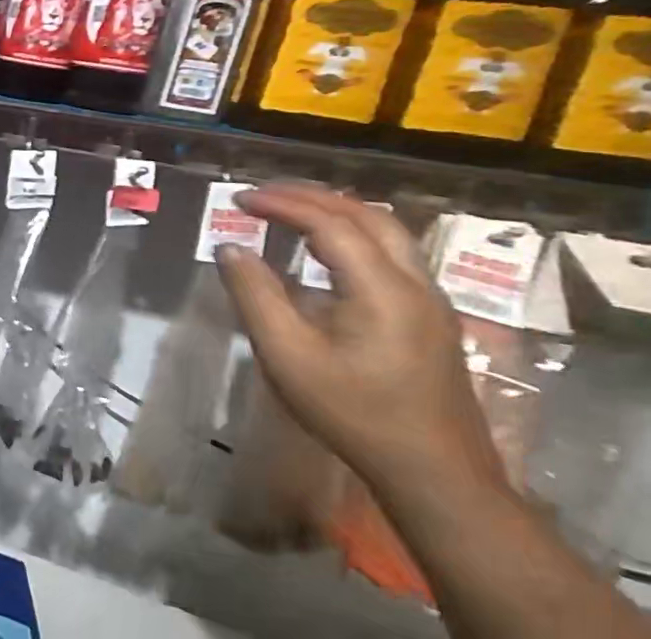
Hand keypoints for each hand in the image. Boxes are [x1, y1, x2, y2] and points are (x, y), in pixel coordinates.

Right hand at [214, 184, 506, 496]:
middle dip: (312, 197)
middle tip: (262, 194)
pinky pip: (391, 255)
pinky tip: (321, 251)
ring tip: (287, 211)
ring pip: (387, 234)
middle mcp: (415, 286)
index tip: (237, 198)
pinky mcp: (428, 318)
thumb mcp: (287, 355)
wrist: (434, 471)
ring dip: (335, 212)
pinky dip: (350, 235)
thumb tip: (230, 248)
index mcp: (383, 291)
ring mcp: (429, 302)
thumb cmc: (352, 411)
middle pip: (369, 218)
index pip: (330, 225)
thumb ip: (255, 295)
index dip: (282, 204)